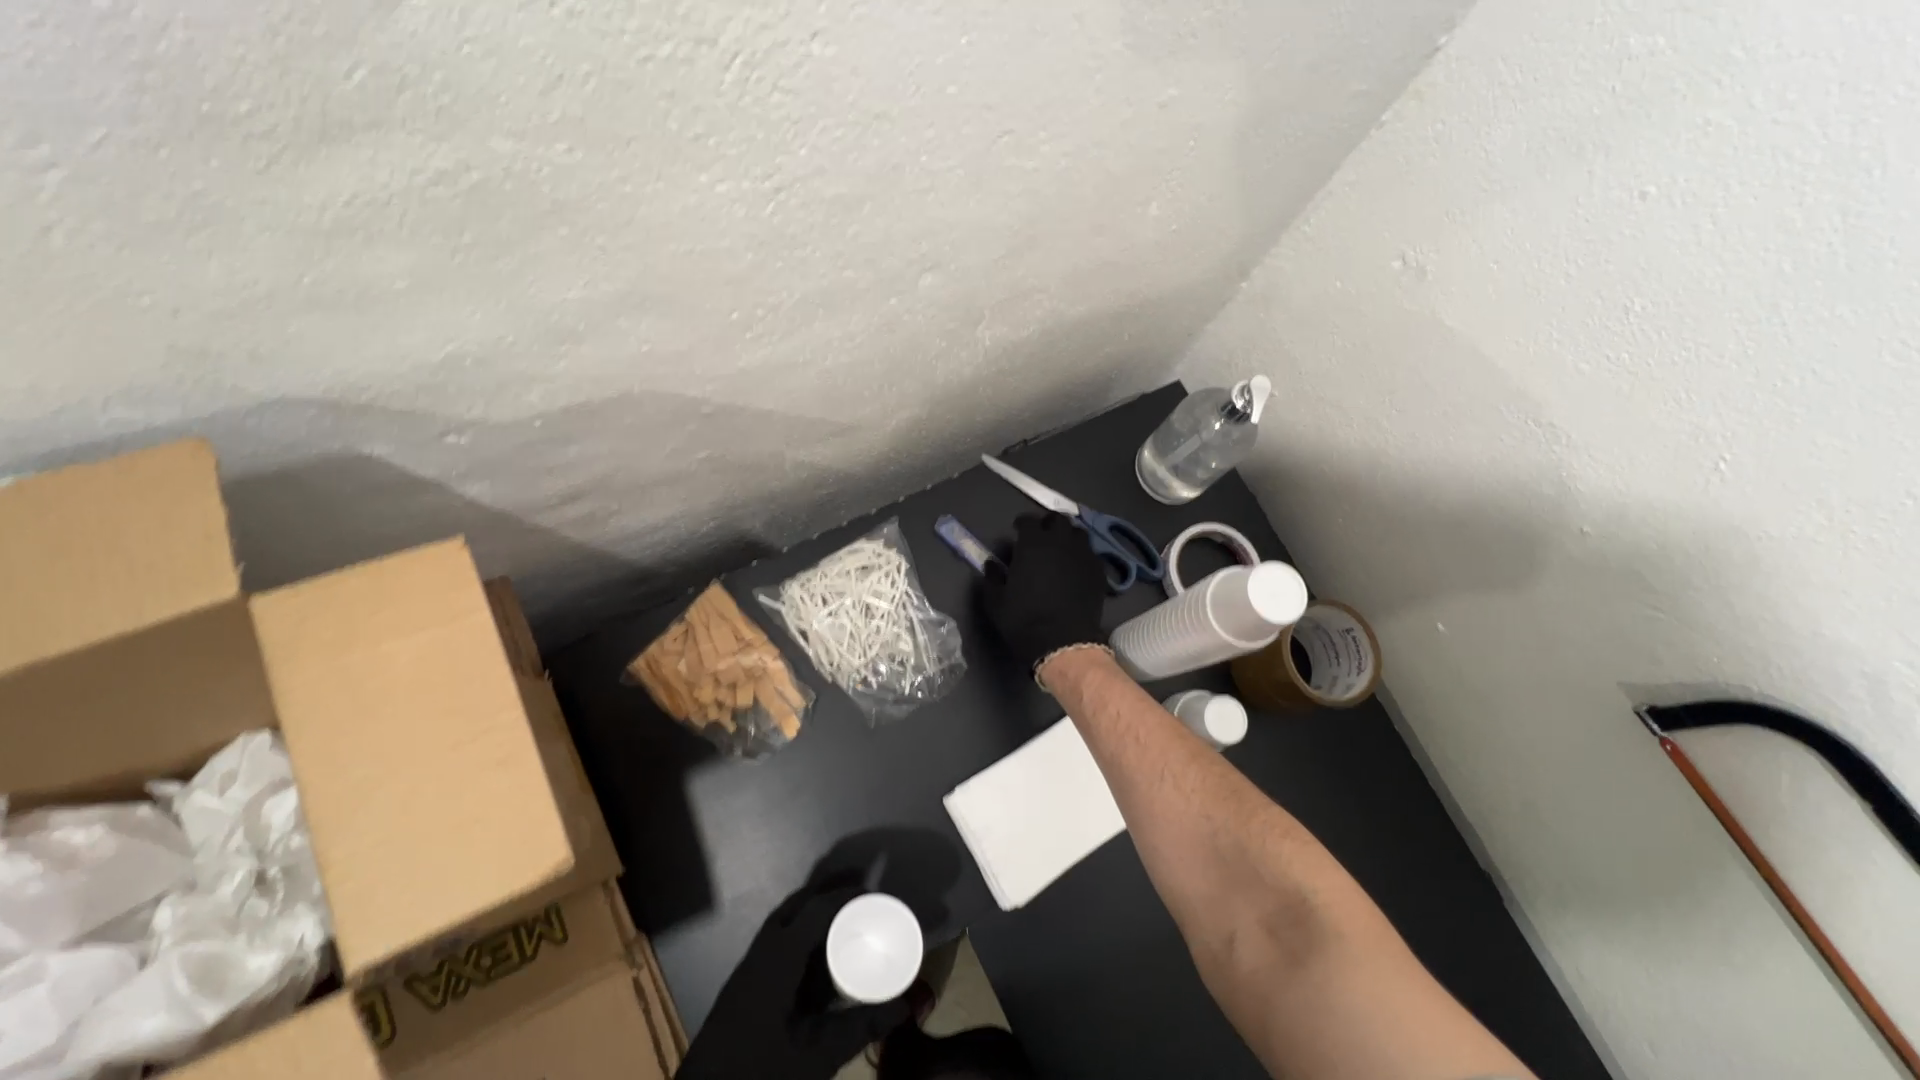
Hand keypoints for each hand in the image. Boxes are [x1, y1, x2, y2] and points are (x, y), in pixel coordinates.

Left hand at [677, 881, 911, 1079]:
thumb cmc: (760, 1074)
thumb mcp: (817, 1056)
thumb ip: (861, 1028)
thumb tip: (905, 1006)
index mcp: (776, 962)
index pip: (814, 911)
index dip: (844, 896)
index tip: (874, 892)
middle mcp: (759, 956)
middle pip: (795, 908)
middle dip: (827, 894)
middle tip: (861, 894)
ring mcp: (748, 972)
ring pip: (783, 925)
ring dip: (813, 914)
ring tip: (846, 918)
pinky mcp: (744, 989)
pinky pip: (777, 946)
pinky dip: (802, 938)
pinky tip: (820, 958)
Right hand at [983, 512, 1109, 674]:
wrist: (1063, 642)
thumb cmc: (1024, 621)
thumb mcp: (995, 602)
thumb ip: (992, 578)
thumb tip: (992, 564)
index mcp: (1033, 544)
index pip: (1028, 521)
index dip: (1022, 524)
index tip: (1017, 531)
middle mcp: (1061, 542)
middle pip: (1058, 520)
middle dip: (1049, 524)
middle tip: (1042, 536)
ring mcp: (1084, 555)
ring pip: (1078, 534)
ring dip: (1068, 537)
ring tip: (1061, 549)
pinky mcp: (1099, 572)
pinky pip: (1091, 554)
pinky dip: (1082, 556)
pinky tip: (1076, 568)